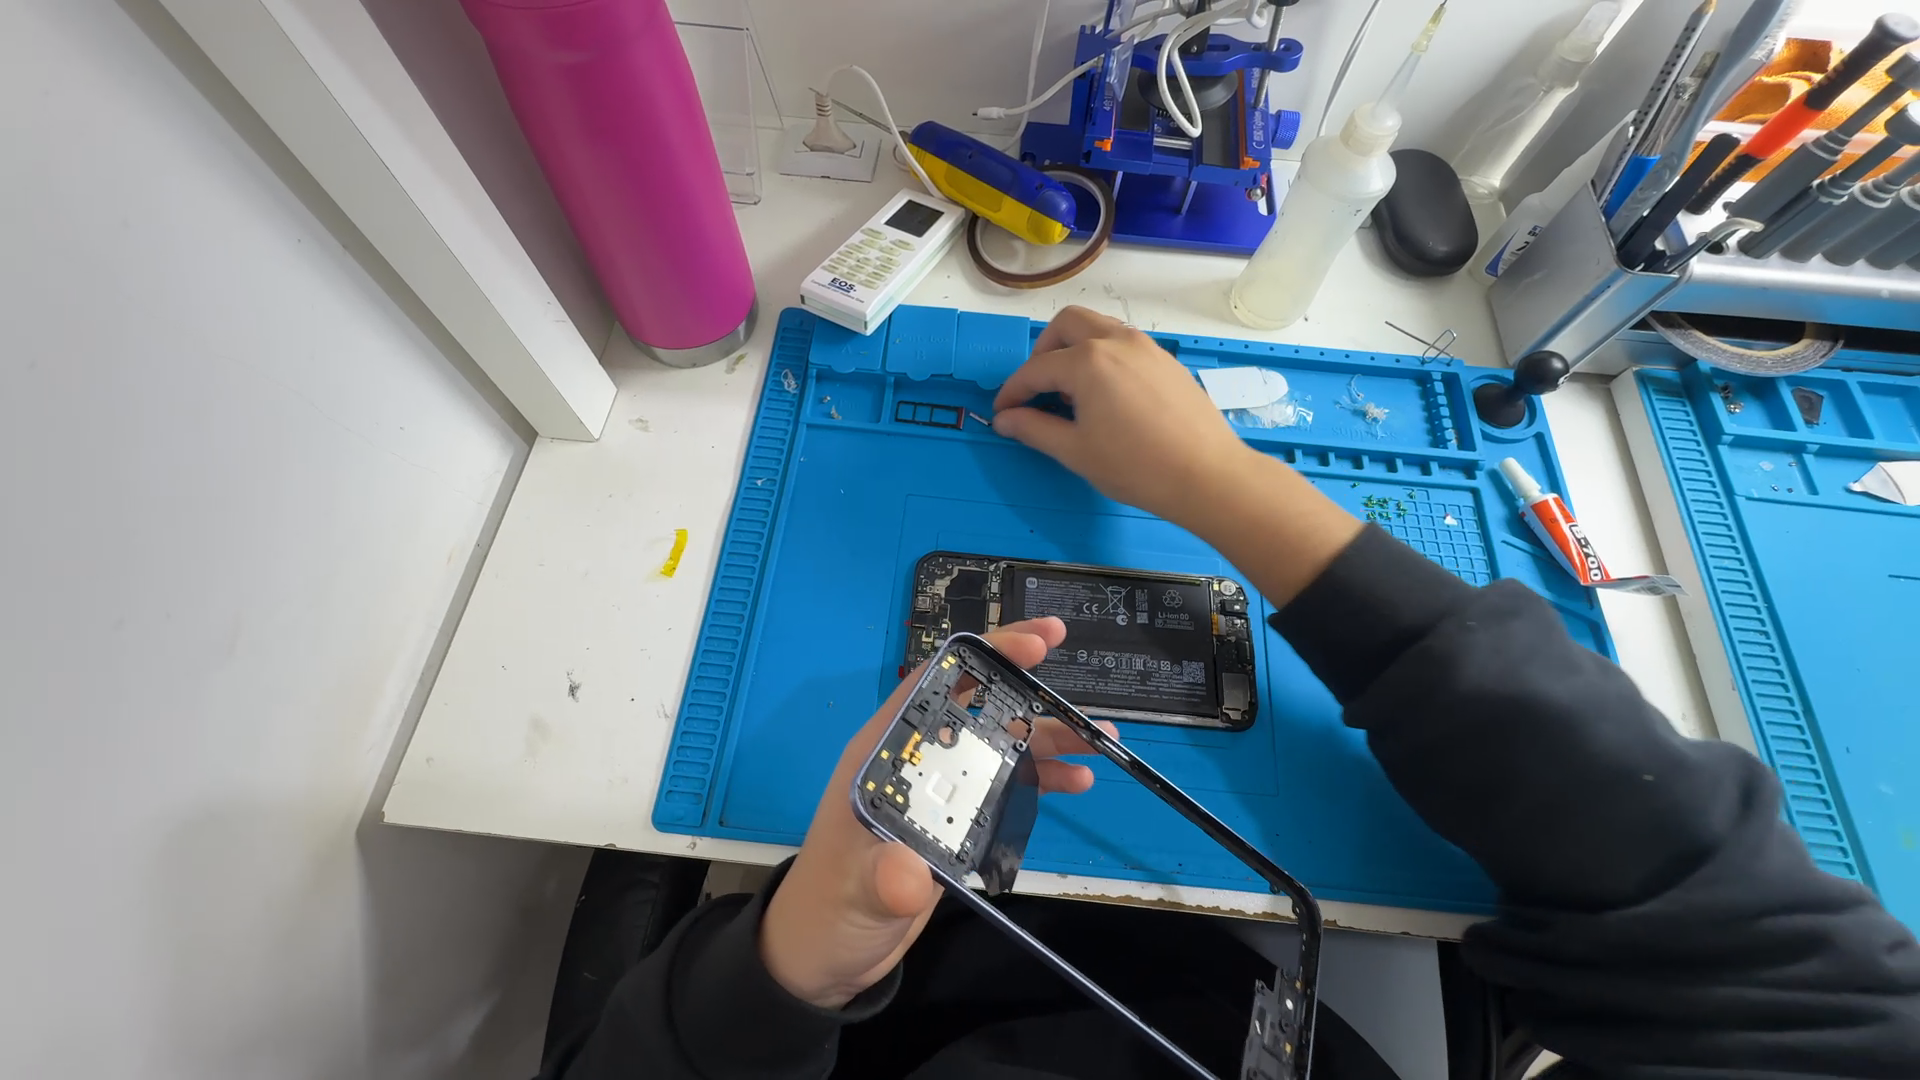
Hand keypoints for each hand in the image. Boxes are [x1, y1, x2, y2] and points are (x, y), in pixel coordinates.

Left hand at [759, 617, 1112, 1008]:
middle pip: (979, 706)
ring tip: (1101, 738)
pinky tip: (1076, 781)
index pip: (939, 681)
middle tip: (1078, 681)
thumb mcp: (856, 892)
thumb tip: (912, 870)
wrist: (826, 953)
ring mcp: (940, 786)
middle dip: (1030, 689)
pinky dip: (1042, 778)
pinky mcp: (957, 818)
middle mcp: (918, 757)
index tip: (1036, 643)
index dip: (987, 653)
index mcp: (888, 749)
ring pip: (1001, 744)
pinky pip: (1006, 784)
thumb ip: (885, 880)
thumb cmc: (830, 909)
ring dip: (1048, 737)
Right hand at [991, 306, 1255, 529]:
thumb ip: (1034, 429)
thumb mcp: (1075, 451)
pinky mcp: (1166, 360)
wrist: (1206, 475)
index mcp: (1088, 361)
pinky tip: (1107, 396)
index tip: (1002, 413)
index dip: (1013, 392)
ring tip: (1073, 393)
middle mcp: (1116, 341)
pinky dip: (1103, 356)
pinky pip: (1124, 343)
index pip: (1036, 369)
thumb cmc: (1136, 466)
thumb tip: (1005, 419)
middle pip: (1066, 324)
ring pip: (1098, 327)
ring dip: (1075, 349)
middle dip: (1043, 352)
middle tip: (1038, 388)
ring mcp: (1146, 347)